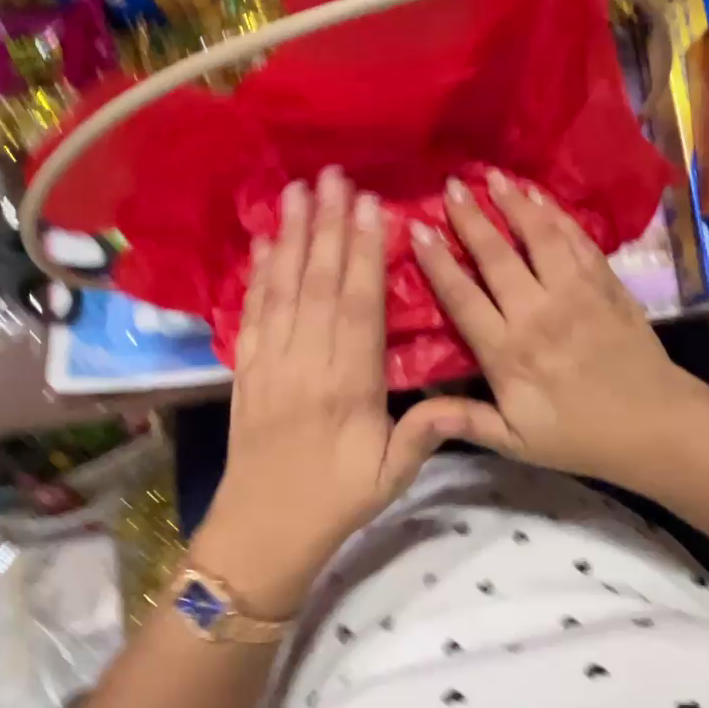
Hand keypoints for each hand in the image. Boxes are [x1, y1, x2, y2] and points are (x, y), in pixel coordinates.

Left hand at [188, 167, 460, 617]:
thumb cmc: (335, 503)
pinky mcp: (247, 370)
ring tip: (297, 190)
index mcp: (349, 387)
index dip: (364, 254)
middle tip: (332, 176)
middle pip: (319, 284)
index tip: (369, 207)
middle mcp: (308, 364)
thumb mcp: (391, 477)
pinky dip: (259, 276)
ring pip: (284, 290)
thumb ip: (424, 432)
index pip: (358, 307)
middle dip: (328, 227)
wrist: (262, 531)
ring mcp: (272, 364)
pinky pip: (253, 315)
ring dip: (293, 237)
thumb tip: (461, 400)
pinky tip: (267, 243)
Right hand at [407, 169, 708, 489]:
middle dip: (470, 218)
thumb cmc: (579, 436)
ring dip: (515, 204)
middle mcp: (539, 314)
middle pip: (497, 257)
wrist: (655, 425)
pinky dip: (557, 215)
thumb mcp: (516, 442)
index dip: (437, 262)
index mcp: (509, 353)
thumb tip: (414, 414)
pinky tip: (541, 196)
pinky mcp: (606, 285)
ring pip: (540, 238)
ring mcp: (576, 294)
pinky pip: (578, 241)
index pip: (463, 298)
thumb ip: (466, 421)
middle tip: (450, 185)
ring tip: (493, 176)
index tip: (417, 228)